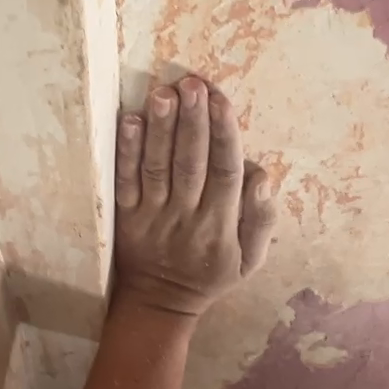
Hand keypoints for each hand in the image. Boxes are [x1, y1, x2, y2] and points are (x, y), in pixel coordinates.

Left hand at [113, 76, 275, 317]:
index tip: (222, 100)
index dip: (224, 134)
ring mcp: (152, 216)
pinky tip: (130, 121)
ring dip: (160, 129)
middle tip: (192, 84)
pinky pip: (125, 181)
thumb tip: (263, 176)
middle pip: (191, 163)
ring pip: (157, 168)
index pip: (225, 172)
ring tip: (163, 93)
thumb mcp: (250, 260)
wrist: (159, 303)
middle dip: (193, 121)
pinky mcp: (125, 216)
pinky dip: (126, 151)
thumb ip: (261, 219)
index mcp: (220, 226)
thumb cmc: (210, 275)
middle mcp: (186, 218)